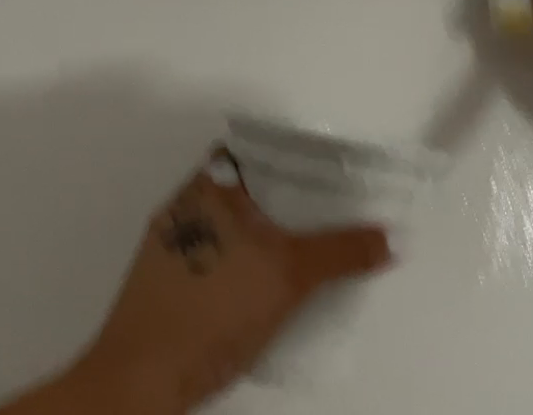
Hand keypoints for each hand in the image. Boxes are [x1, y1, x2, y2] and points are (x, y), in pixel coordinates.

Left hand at [69, 149, 392, 411]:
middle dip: (286, 196)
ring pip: (231, 224)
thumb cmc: (213, 308)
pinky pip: (217, 255)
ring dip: (266, 231)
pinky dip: (245, 259)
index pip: (254, 148)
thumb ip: (343, 251)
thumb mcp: (291, 275)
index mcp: (207, 186)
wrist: (140, 383)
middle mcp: (184, 208)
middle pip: (245, 186)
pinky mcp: (164, 285)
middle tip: (330, 205)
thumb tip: (391, 238)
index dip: (291, 152)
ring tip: (310, 241)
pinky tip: (271, 281)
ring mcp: (169, 248)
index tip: (325, 164)